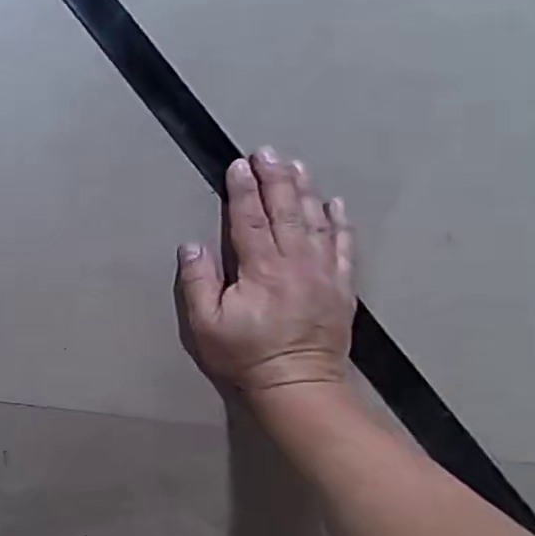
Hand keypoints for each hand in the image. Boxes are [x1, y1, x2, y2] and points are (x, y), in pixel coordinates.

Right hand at [176, 148, 355, 394]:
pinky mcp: (340, 286)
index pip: (248, 220)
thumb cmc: (245, 355)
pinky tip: (334, 203)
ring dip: (303, 190)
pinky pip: (343, 245)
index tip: (237, 165)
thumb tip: (192, 246)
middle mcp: (295, 262)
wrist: (299, 384)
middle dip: (274, 178)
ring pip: (315, 220)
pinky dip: (339, 222)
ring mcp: (323, 272)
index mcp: (261, 269)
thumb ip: (199, 283)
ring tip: (295, 165)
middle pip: (284, 211)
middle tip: (267, 151)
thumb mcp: (206, 325)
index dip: (242, 191)